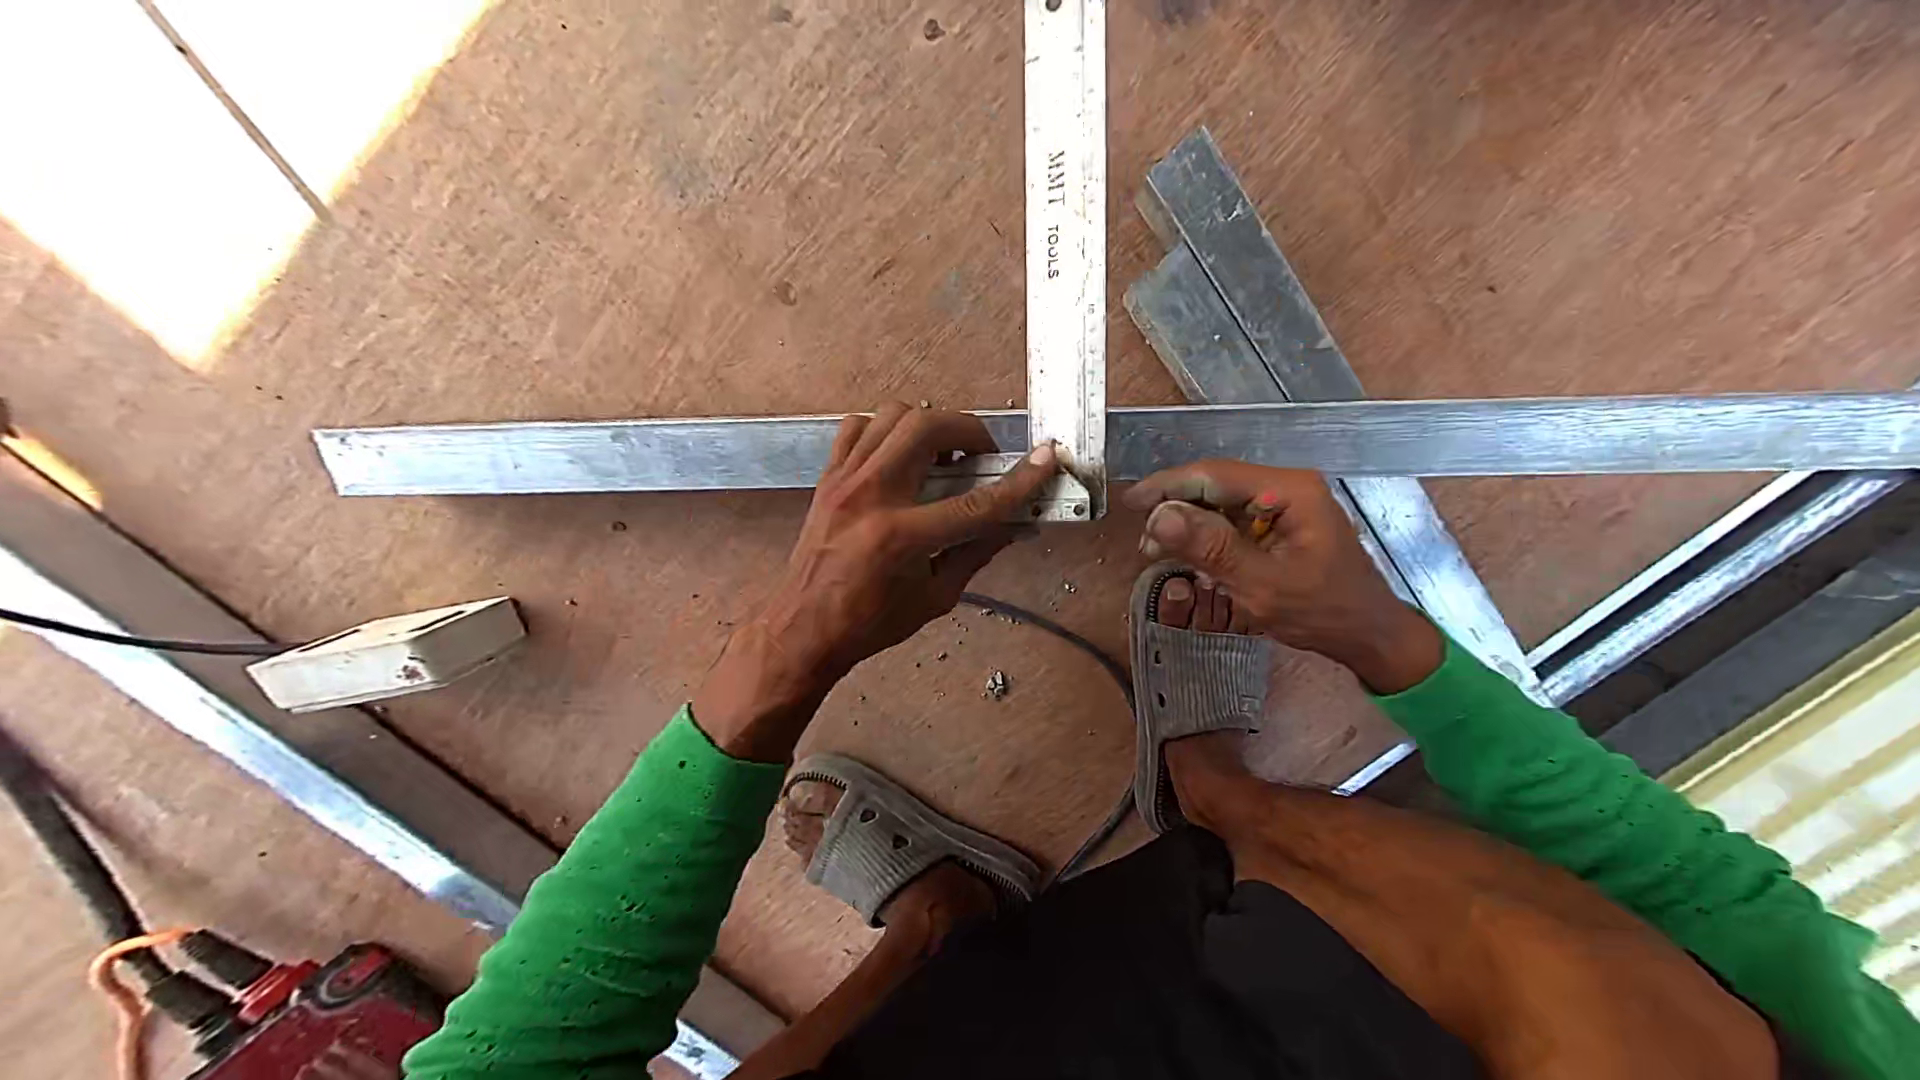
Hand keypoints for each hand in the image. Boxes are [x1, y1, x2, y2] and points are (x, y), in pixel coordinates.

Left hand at [693, 403, 1058, 759]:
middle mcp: (870, 497)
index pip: (976, 501)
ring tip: (944, 454)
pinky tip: (900, 454)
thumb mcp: (935, 597)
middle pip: (929, 427)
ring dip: (930, 425)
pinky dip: (888, 429)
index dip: (1019, 481)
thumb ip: (975, 552)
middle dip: (969, 431)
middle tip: (982, 455)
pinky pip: (859, 427)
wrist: (804, 628)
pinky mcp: (829, 478)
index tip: (1044, 461)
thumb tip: (1010, 524)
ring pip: (894, 415)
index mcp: (901, 537)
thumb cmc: (866, 622)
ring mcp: (844, 481)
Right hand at [1123, 461, 1442, 693]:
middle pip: (1212, 485)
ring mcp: (1281, 505)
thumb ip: (1211, 548)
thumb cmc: (1323, 612)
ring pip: (1216, 503)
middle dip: (1173, 509)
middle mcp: (1284, 488)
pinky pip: (1228, 521)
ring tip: (1156, 552)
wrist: (1368, 635)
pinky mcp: (1276, 524)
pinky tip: (1184, 555)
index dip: (1167, 486)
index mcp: (1288, 490)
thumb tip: (1159, 517)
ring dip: (1185, 525)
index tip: (1131, 502)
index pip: (1213, 475)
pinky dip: (1203, 537)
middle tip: (1144, 540)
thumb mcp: (1261, 584)